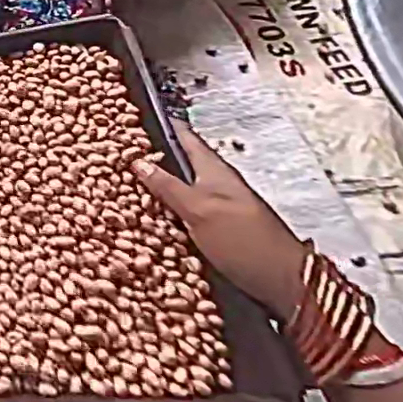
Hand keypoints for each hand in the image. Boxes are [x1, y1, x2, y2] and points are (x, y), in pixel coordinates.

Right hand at [132, 123, 306, 319]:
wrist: (285, 285)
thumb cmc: (245, 242)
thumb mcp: (200, 210)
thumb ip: (168, 186)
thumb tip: (138, 161)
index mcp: (215, 172)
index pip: (186, 139)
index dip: (163, 126)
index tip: (136, 116)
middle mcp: (216, 186)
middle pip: (178, 164)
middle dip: (151, 158)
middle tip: (117, 153)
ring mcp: (215, 210)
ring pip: (178, 189)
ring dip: (154, 186)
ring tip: (122, 183)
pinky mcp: (213, 231)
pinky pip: (180, 212)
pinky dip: (162, 210)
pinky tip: (144, 217)